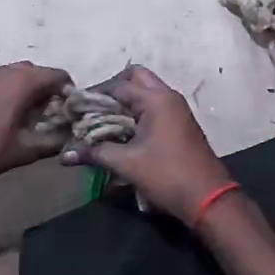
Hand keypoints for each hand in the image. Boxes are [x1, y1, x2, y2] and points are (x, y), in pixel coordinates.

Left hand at [0, 62, 71, 181]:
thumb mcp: (25, 151)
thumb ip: (54, 142)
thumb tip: (72, 137)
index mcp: (24, 81)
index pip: (60, 76)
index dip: (71, 95)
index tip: (70, 116)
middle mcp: (10, 70)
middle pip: (44, 74)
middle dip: (53, 93)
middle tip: (54, 119)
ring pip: (26, 76)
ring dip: (35, 92)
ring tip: (34, 119)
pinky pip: (10, 80)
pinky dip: (19, 93)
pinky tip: (13, 117)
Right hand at [68, 66, 234, 224]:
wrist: (209, 197)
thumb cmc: (167, 176)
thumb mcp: (126, 164)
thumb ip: (95, 153)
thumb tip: (65, 154)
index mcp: (156, 100)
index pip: (118, 86)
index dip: (94, 95)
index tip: (76, 108)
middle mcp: (168, 97)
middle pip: (135, 78)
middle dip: (112, 89)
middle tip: (93, 108)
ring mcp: (177, 109)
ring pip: (146, 90)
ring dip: (126, 100)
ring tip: (104, 119)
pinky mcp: (180, 122)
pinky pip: (154, 105)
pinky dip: (137, 110)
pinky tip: (122, 130)